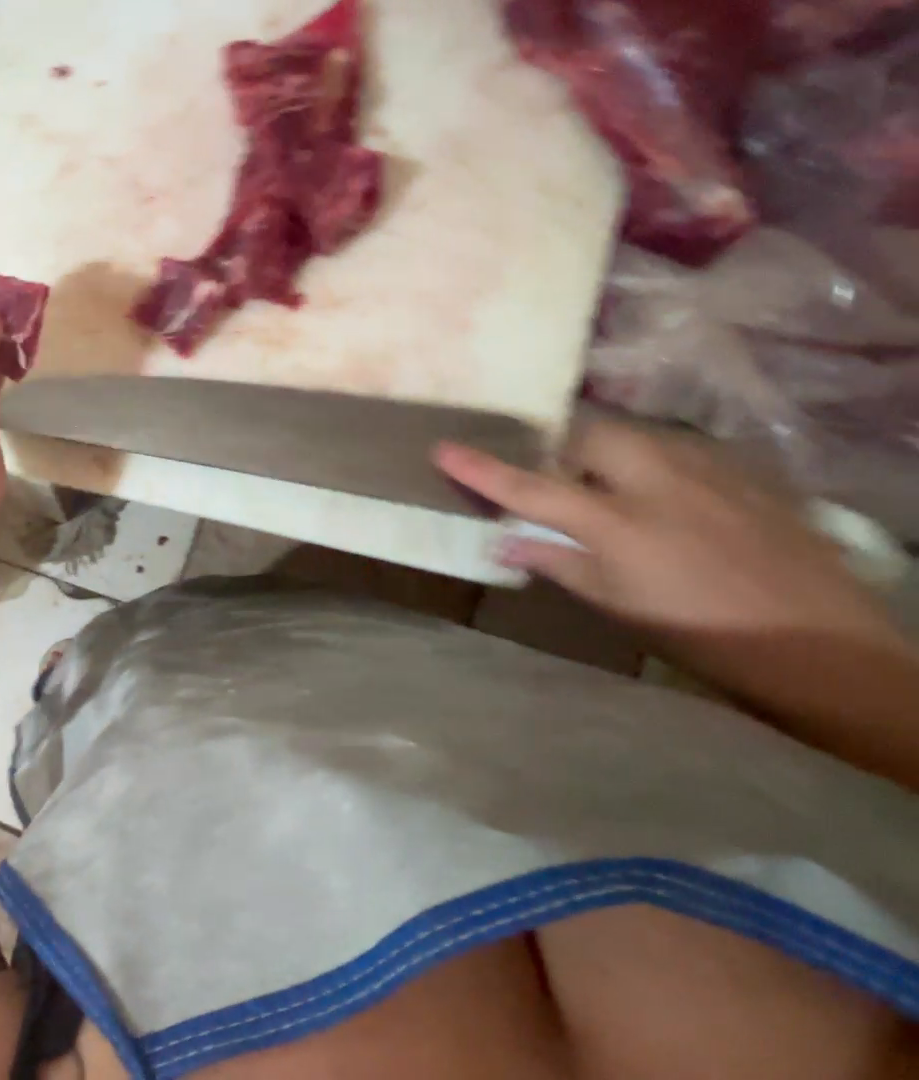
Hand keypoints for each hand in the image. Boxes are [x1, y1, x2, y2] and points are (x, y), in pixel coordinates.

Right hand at [433, 415, 904, 671]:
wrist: (817, 645)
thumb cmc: (696, 634)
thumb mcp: (614, 604)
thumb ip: (558, 563)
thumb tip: (506, 542)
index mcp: (618, 524)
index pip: (531, 488)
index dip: (482, 469)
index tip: (443, 449)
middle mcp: (661, 484)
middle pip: (594, 437)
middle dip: (562, 446)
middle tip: (550, 474)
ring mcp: (711, 475)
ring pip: (642, 438)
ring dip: (609, 451)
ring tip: (603, 481)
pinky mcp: (749, 478)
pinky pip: (684, 453)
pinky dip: (655, 463)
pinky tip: (661, 494)